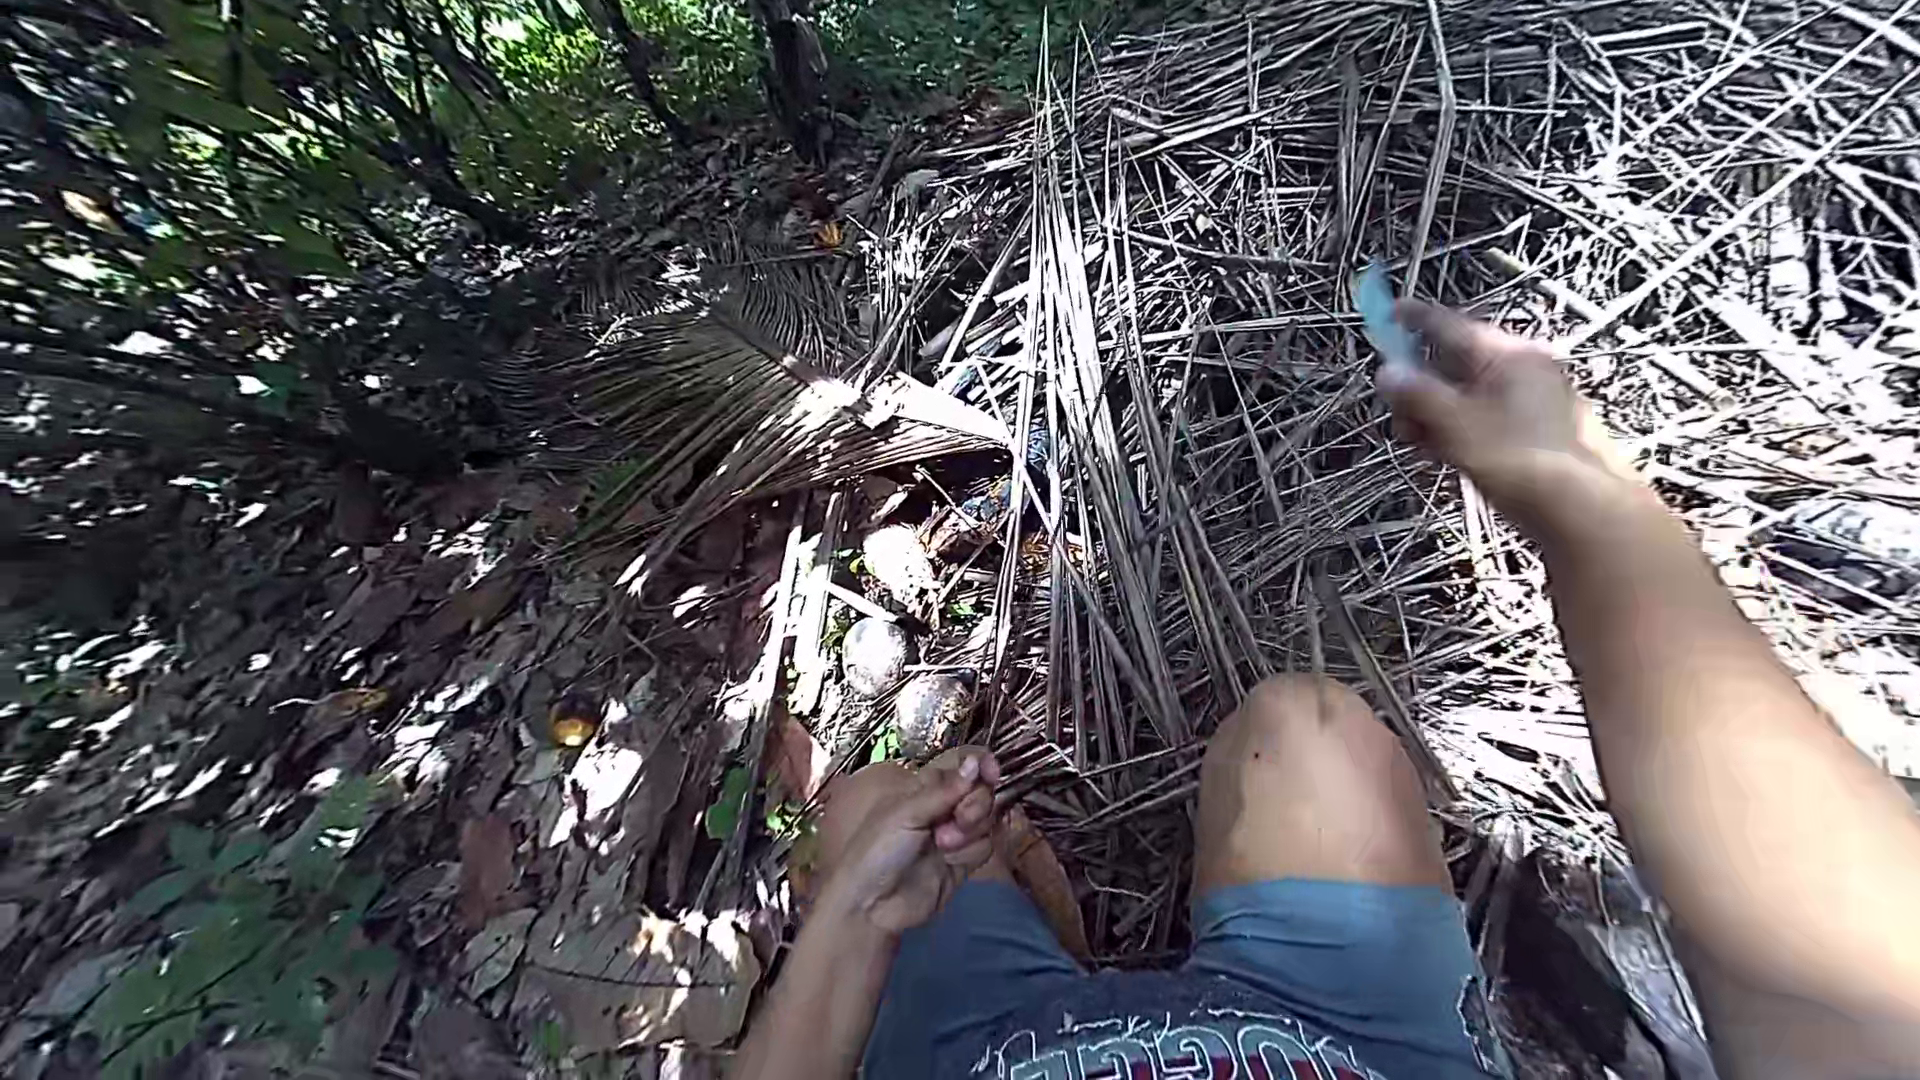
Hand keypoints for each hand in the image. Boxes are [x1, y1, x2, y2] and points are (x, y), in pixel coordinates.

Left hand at [816, 746, 1001, 935]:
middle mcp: (945, 805)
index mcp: (928, 785)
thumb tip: (975, 762)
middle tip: (958, 817)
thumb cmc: (879, 848)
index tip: (990, 772)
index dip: (981, 763)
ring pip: (986, 819)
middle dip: (975, 803)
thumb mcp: (907, 812)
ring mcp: (956, 833)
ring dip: (970, 830)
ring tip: (943, 844)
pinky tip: (950, 860)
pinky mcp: (964, 861)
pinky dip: (971, 851)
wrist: (873, 905)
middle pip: (981, 790)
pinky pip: (985, 846)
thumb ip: (945, 790)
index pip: (963, 762)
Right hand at [1377, 301, 1608, 530]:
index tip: (1389, 310)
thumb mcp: (1455, 424)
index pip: (1452, 328)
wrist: (1579, 506)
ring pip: (1457, 396)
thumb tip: (1385, 371)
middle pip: (1449, 366)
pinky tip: (1443, 454)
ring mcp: (1525, 399)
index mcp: (1508, 357)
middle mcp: (1520, 370)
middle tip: (1401, 421)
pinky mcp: (1525, 426)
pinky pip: (1474, 416)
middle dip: (1416, 390)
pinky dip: (1450, 429)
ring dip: (1429, 415)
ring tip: (1423, 446)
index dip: (1416, 320)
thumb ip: (1417, 395)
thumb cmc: (1516, 457)